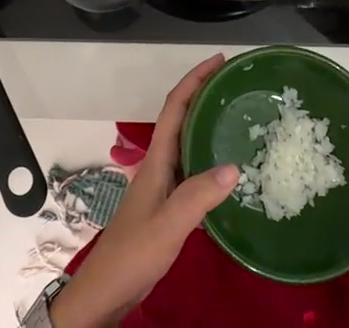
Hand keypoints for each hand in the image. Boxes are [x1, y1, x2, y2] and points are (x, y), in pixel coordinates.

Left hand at [51, 54, 239, 327]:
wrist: (108, 288)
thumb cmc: (134, 252)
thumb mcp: (169, 224)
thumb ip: (198, 197)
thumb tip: (235, 166)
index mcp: (156, 160)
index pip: (175, 108)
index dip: (194, 80)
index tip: (218, 61)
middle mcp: (159, 164)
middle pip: (182, 118)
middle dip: (204, 95)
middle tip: (237, 85)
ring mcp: (163, 184)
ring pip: (188, 142)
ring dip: (208, 124)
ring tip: (239, 116)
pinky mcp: (168, 203)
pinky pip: (193, 168)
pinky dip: (210, 157)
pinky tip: (231, 169)